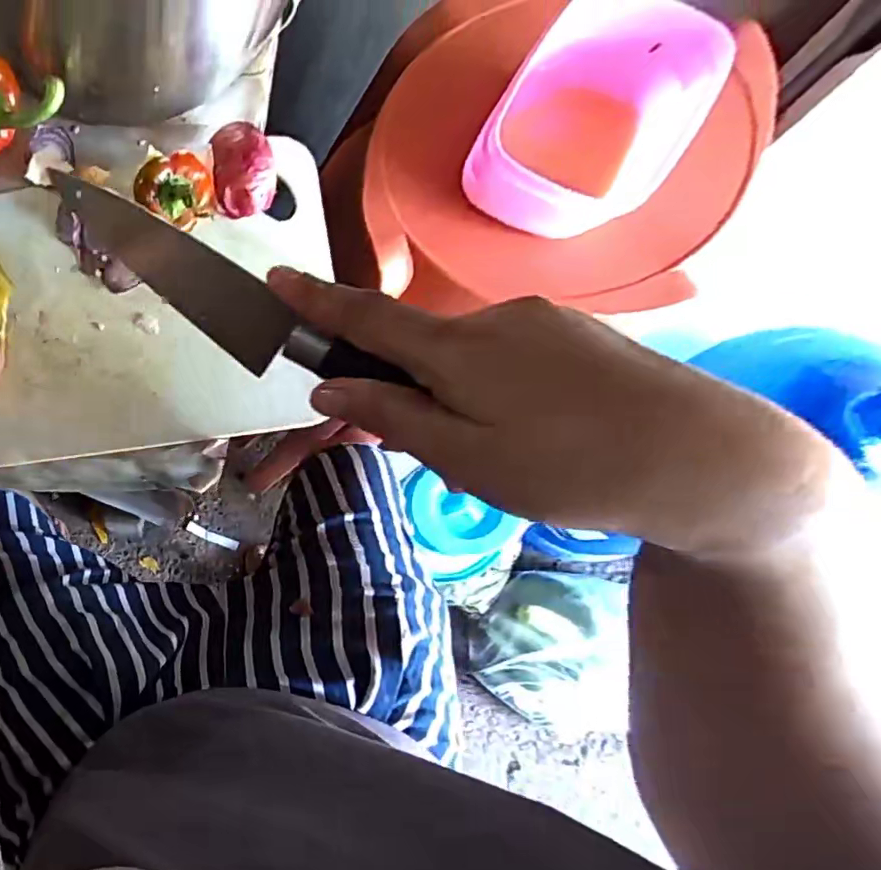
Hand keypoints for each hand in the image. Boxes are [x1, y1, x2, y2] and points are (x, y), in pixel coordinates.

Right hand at [267, 268, 842, 559]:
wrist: (716, 464)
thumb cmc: (570, 469)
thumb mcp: (460, 455)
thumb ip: (389, 415)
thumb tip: (328, 388)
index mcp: (460, 348)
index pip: (365, 318)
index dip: (314, 301)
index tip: (276, 278)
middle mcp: (495, 320)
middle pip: (403, 353)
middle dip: (373, 398)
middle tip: (352, 457)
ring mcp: (537, 323)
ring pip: (447, 363)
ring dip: (427, 404)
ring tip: (462, 458)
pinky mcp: (567, 337)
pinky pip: (487, 361)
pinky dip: (466, 395)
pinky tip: (495, 436)